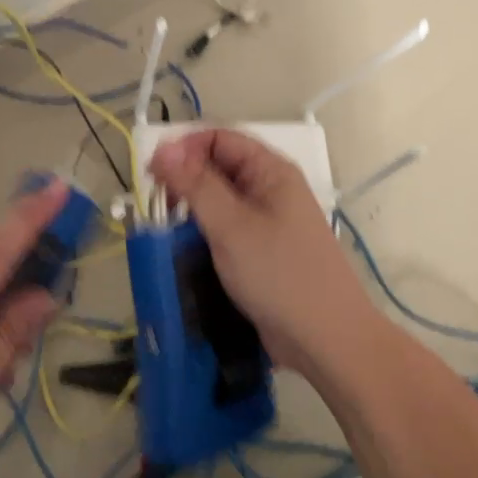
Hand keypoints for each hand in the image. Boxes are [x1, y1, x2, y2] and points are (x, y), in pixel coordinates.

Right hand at [149, 129, 379, 370]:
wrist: (325, 339)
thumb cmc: (280, 274)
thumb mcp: (231, 226)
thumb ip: (196, 184)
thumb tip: (162, 148)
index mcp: (270, 171)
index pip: (219, 138)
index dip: (184, 148)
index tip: (152, 173)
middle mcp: (269, 189)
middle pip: (218, 167)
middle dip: (183, 180)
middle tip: (156, 206)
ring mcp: (266, 222)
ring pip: (218, 201)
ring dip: (190, 210)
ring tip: (165, 230)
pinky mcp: (260, 253)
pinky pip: (224, 230)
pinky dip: (202, 234)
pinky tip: (183, 251)